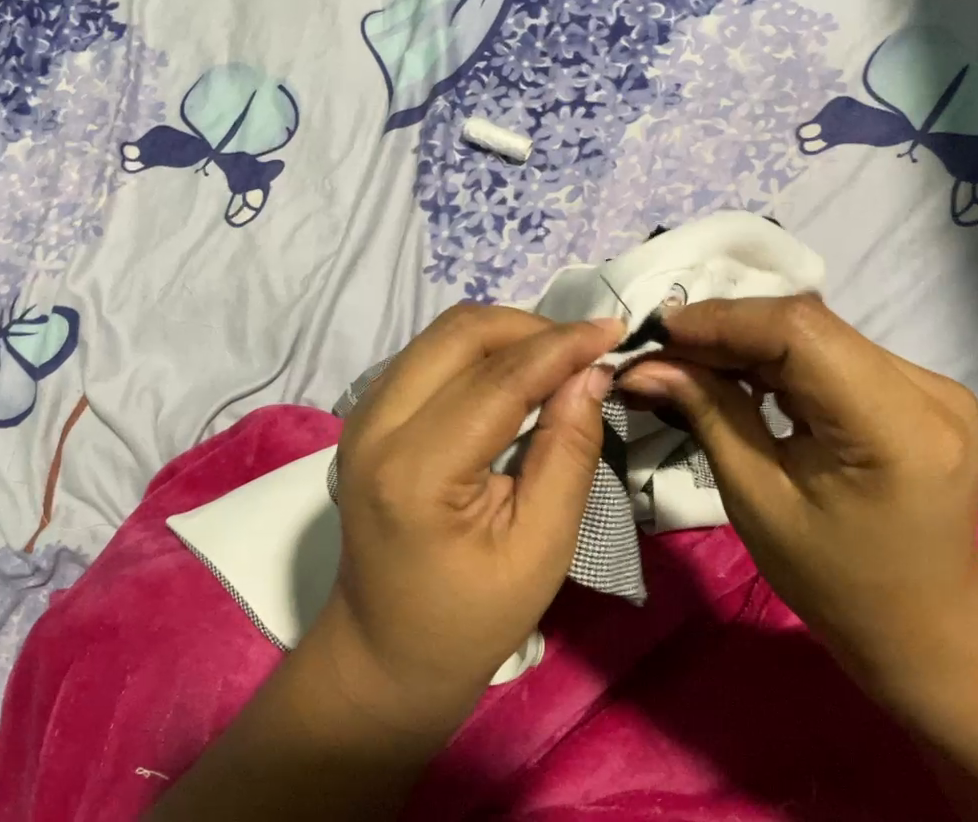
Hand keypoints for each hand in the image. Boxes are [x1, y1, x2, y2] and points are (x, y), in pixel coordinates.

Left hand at [321, 304, 623, 721]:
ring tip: (559, 362)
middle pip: (458, 334)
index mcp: (416, 471)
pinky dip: (477, 352)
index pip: (497, 379)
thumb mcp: (539, 551)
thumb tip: (591, 373)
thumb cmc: (469, 620)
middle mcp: (376, 427)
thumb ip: (566, 455)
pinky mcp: (366, 417)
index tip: (615, 330)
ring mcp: (362, 417)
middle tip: (587, 351)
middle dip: (530, 328)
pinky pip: (426, 356)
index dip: (560, 346)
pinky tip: (516, 376)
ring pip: (439, 336)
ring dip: (504, 336)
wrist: (384, 650)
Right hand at [615, 296, 977, 684]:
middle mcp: (928, 389)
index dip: (723, 321)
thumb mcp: (756, 500)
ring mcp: (930, 384)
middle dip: (723, 331)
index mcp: (897, 428)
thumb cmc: (833, 578)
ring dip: (743, 341)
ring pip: (815, 332)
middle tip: (658, 352)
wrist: (922, 621)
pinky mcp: (917, 389)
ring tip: (684, 363)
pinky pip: (830, 352)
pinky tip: (733, 374)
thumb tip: (645, 365)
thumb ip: (708, 415)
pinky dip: (773, 358)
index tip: (657, 332)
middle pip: (808, 325)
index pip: (802, 332)